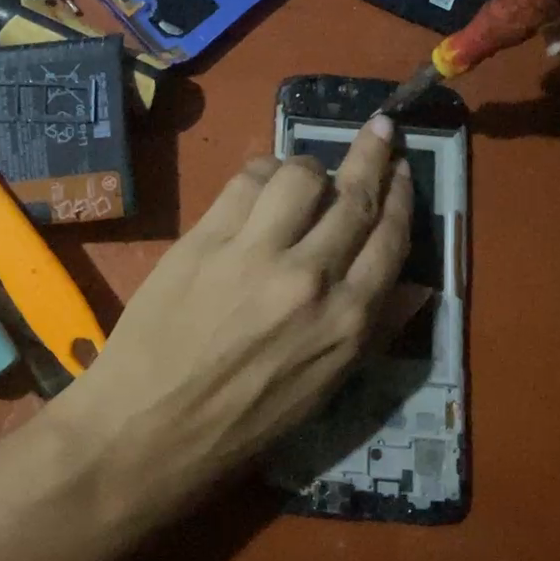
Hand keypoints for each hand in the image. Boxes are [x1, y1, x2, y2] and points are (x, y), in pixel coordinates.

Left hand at [45, 116, 413, 514]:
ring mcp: (255, 254)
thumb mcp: (321, 392)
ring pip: (301, 176)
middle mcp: (311, 279)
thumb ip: (368, 332)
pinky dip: (262, 173)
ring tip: (303, 177)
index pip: (390, 239)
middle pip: (354, 197)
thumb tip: (412, 288)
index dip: (400, 195)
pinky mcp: (205, 239)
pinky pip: (246, 181)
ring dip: (310, 167)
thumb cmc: (238, 426)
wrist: (147, 429)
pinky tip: (260, 184)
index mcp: (347, 324)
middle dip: (373, 156)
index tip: (402, 168)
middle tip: (378, 130)